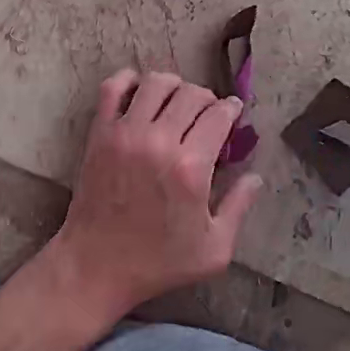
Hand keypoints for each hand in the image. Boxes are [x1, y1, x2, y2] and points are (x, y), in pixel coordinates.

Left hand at [48, 70, 264, 317]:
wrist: (93, 269)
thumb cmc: (157, 263)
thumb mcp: (213, 250)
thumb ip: (239, 207)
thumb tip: (256, 176)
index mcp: (191, 167)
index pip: (219, 114)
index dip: (232, 109)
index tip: (233, 114)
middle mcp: (160, 142)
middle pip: (193, 94)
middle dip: (208, 100)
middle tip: (207, 117)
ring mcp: (126, 134)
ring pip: (158, 82)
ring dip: (174, 87)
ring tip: (176, 105)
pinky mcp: (100, 134)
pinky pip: (114, 88)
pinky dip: (129, 81)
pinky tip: (141, 95)